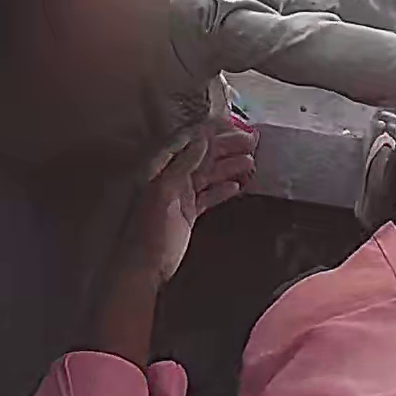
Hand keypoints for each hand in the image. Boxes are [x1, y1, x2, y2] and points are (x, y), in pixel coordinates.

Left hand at [94, 122, 256, 365]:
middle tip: (252, 142)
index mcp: (161, 169)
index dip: (212, 132)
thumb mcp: (166, 193)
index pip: (190, 142)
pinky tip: (238, 186)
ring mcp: (180, 196)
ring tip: (251, 162)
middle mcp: (171, 178)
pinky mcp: (188, 213)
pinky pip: (208, 195)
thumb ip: (184, 165)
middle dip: (226, 147)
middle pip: (202, 156)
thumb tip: (202, 139)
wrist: (144, 269)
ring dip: (229, 167)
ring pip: (208, 175)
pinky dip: (222, 189)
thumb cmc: (151, 231)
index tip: (236, 126)